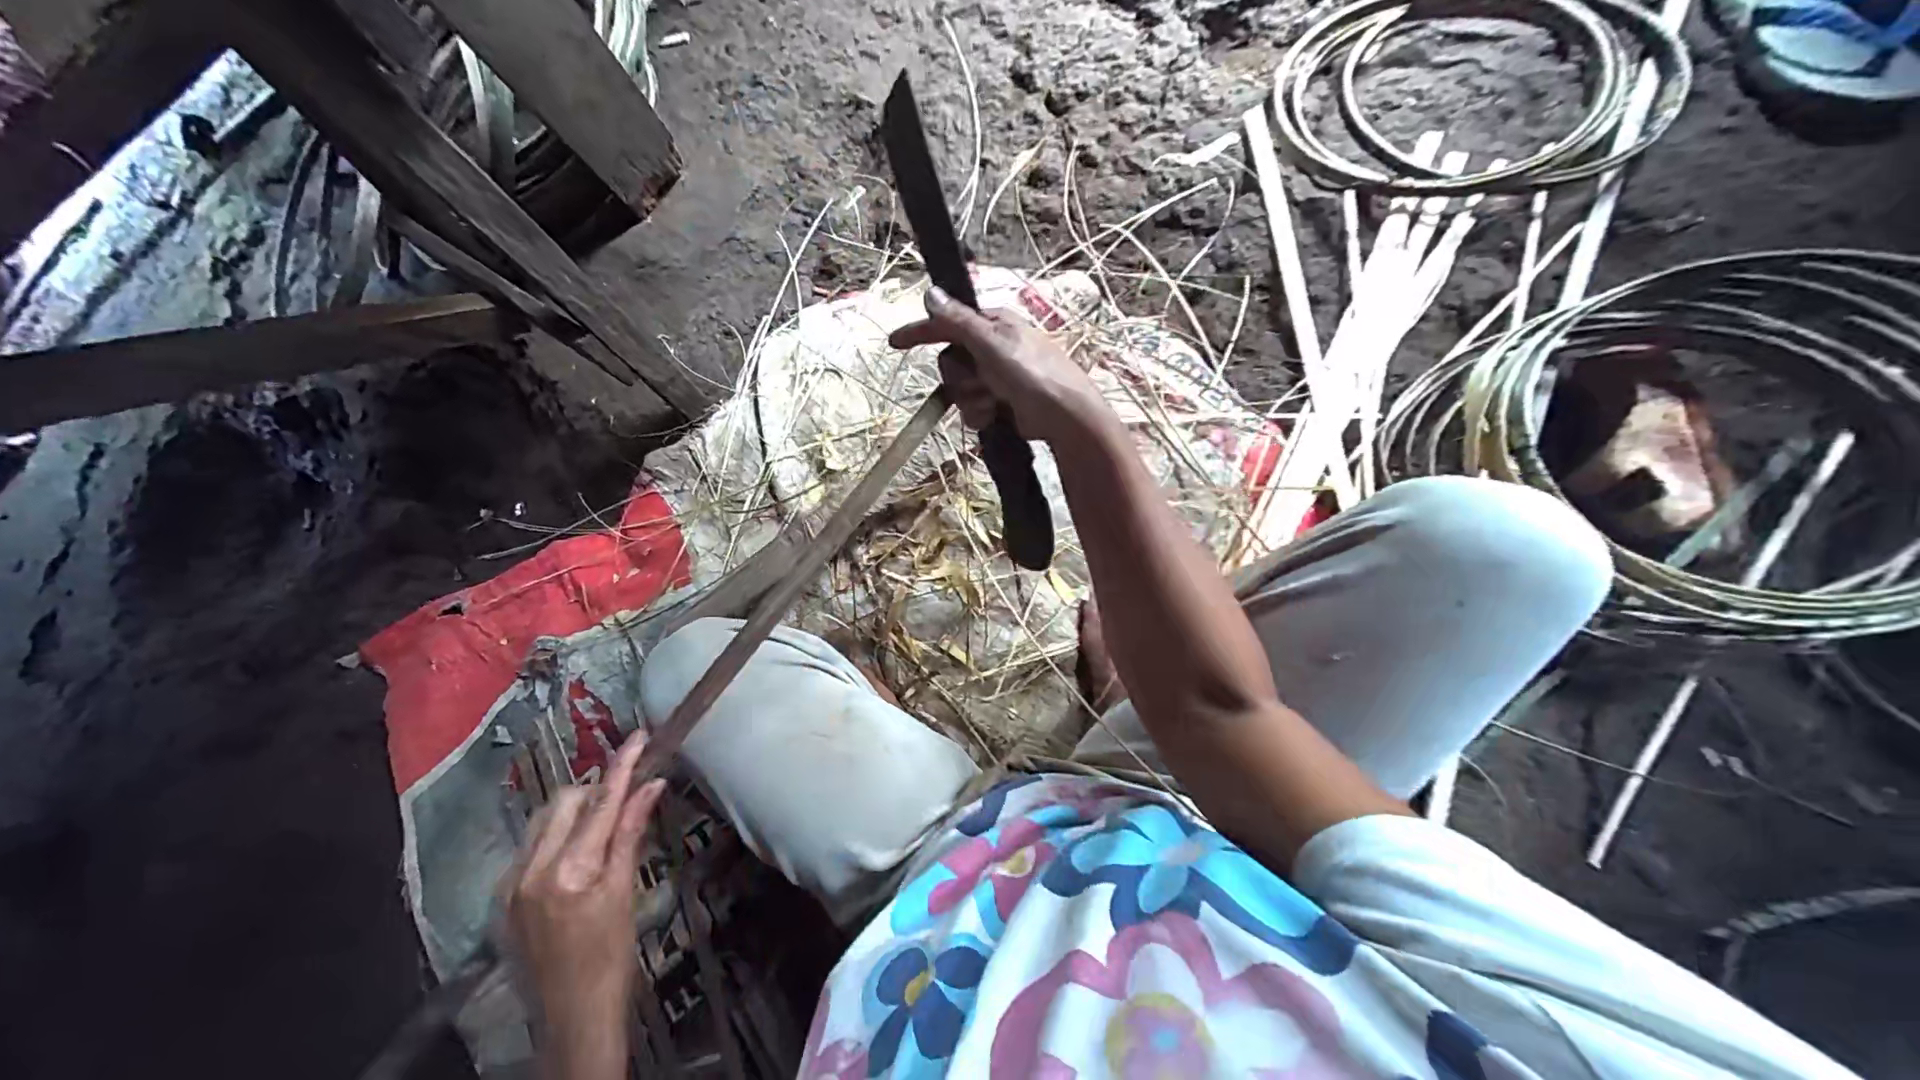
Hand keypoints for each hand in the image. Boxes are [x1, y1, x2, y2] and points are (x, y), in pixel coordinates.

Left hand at [505, 735, 665, 1079]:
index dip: (622, 765)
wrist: (571, 1015)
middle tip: (628, 794)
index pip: (601, 802)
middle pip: (566, 802)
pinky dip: (558, 834)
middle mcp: (531, 869)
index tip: (639, 735)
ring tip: (604, 819)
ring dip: (576, 809)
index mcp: (568, 870)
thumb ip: (631, 832)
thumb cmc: (611, 955)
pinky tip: (578, 851)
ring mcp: (511, 883)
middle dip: (597, 788)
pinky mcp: (505, 896)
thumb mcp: (625, 891)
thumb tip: (651, 784)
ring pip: (545, 819)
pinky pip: (532, 844)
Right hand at [888, 286, 1108, 442]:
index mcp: (992, 324)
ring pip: (959, 388)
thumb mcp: (991, 342)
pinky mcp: (999, 402)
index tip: (894, 342)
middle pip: (950, 361)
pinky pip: (971, 407)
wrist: (1062, 415)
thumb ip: (958, 320)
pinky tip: (994, 416)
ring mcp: (996, 376)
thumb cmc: (1031, 372)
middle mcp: (992, 347)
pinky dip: (979, 414)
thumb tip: (930, 292)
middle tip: (980, 382)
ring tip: (993, 402)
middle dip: (960, 377)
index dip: (921, 332)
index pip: (947, 323)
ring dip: (970, 399)